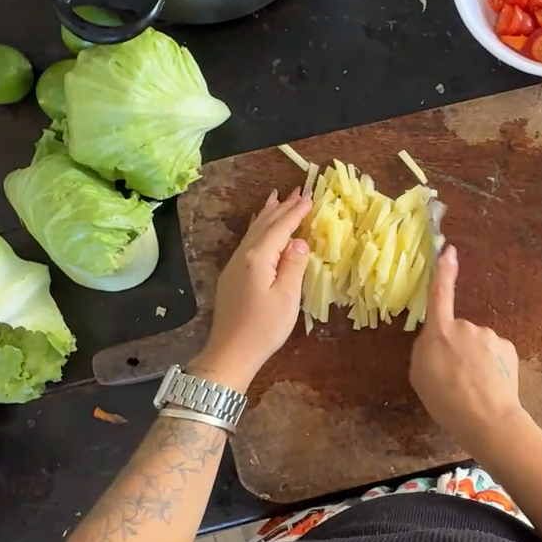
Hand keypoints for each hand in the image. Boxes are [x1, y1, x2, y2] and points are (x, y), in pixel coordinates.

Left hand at [193, 189, 310, 389]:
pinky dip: (258, 229)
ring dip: (268, 214)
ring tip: (276, 198)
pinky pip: (248, 242)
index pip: (280, 228)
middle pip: (265, 225)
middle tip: (298, 190)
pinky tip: (260, 230)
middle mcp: (244, 256)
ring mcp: (235, 266)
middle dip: (282, 207)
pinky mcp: (233, 277)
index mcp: (258, 258)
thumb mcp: (287, 297)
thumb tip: (299, 242)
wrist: (231, 352)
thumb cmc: (264, 328)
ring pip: (253, 232)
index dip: (296, 212)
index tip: (310, 196)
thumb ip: (293, 266)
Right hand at [409, 245, 525, 445]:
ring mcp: (489, 336)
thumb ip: (425, 350)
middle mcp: (466, 327)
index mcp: (439, 333)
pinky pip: (495, 353)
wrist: (487, 419)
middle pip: (457, 332)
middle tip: (454, 379)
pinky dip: (492, 366)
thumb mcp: (419, 376)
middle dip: (456, 349)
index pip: (439, 295)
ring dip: (475, 360)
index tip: (448, 250)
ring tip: (473, 387)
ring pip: (478, 344)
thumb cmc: (446, 401)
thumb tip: (435, 340)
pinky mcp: (508, 347)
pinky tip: (490, 385)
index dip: (442, 272)